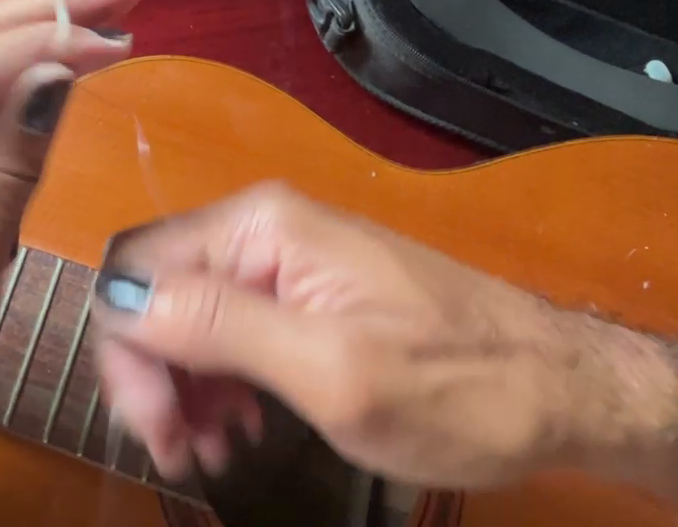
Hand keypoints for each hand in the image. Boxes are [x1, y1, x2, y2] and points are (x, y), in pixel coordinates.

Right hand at [91, 183, 677, 489]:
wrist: (556, 385)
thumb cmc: (458, 386)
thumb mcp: (334, 371)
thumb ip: (223, 326)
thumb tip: (121, 299)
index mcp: (261, 227)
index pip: (139, 264)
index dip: (126, 344)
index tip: (157, 425)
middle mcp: (260, 228)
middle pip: (156, 286)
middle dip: (151, 368)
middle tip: (179, 448)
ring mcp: (281, 258)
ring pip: (184, 310)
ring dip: (181, 381)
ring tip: (211, 448)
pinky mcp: (299, 291)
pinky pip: (226, 326)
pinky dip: (216, 379)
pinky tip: (238, 425)